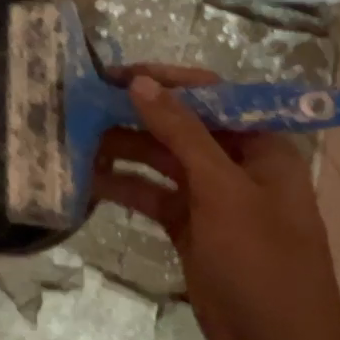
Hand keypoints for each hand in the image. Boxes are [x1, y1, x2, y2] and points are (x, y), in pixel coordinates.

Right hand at [94, 65, 339, 339]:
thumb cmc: (264, 264)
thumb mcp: (224, 193)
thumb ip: (182, 132)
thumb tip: (140, 81)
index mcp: (260, 146)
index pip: (209, 95)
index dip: (164, 80)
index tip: (115, 74)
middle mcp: (236, 164)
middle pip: (179, 124)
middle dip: (134, 114)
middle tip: (83, 102)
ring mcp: (211, 198)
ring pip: (160, 158)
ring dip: (122, 147)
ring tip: (76, 137)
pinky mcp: (189, 228)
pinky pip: (152, 194)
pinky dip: (123, 185)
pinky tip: (88, 179)